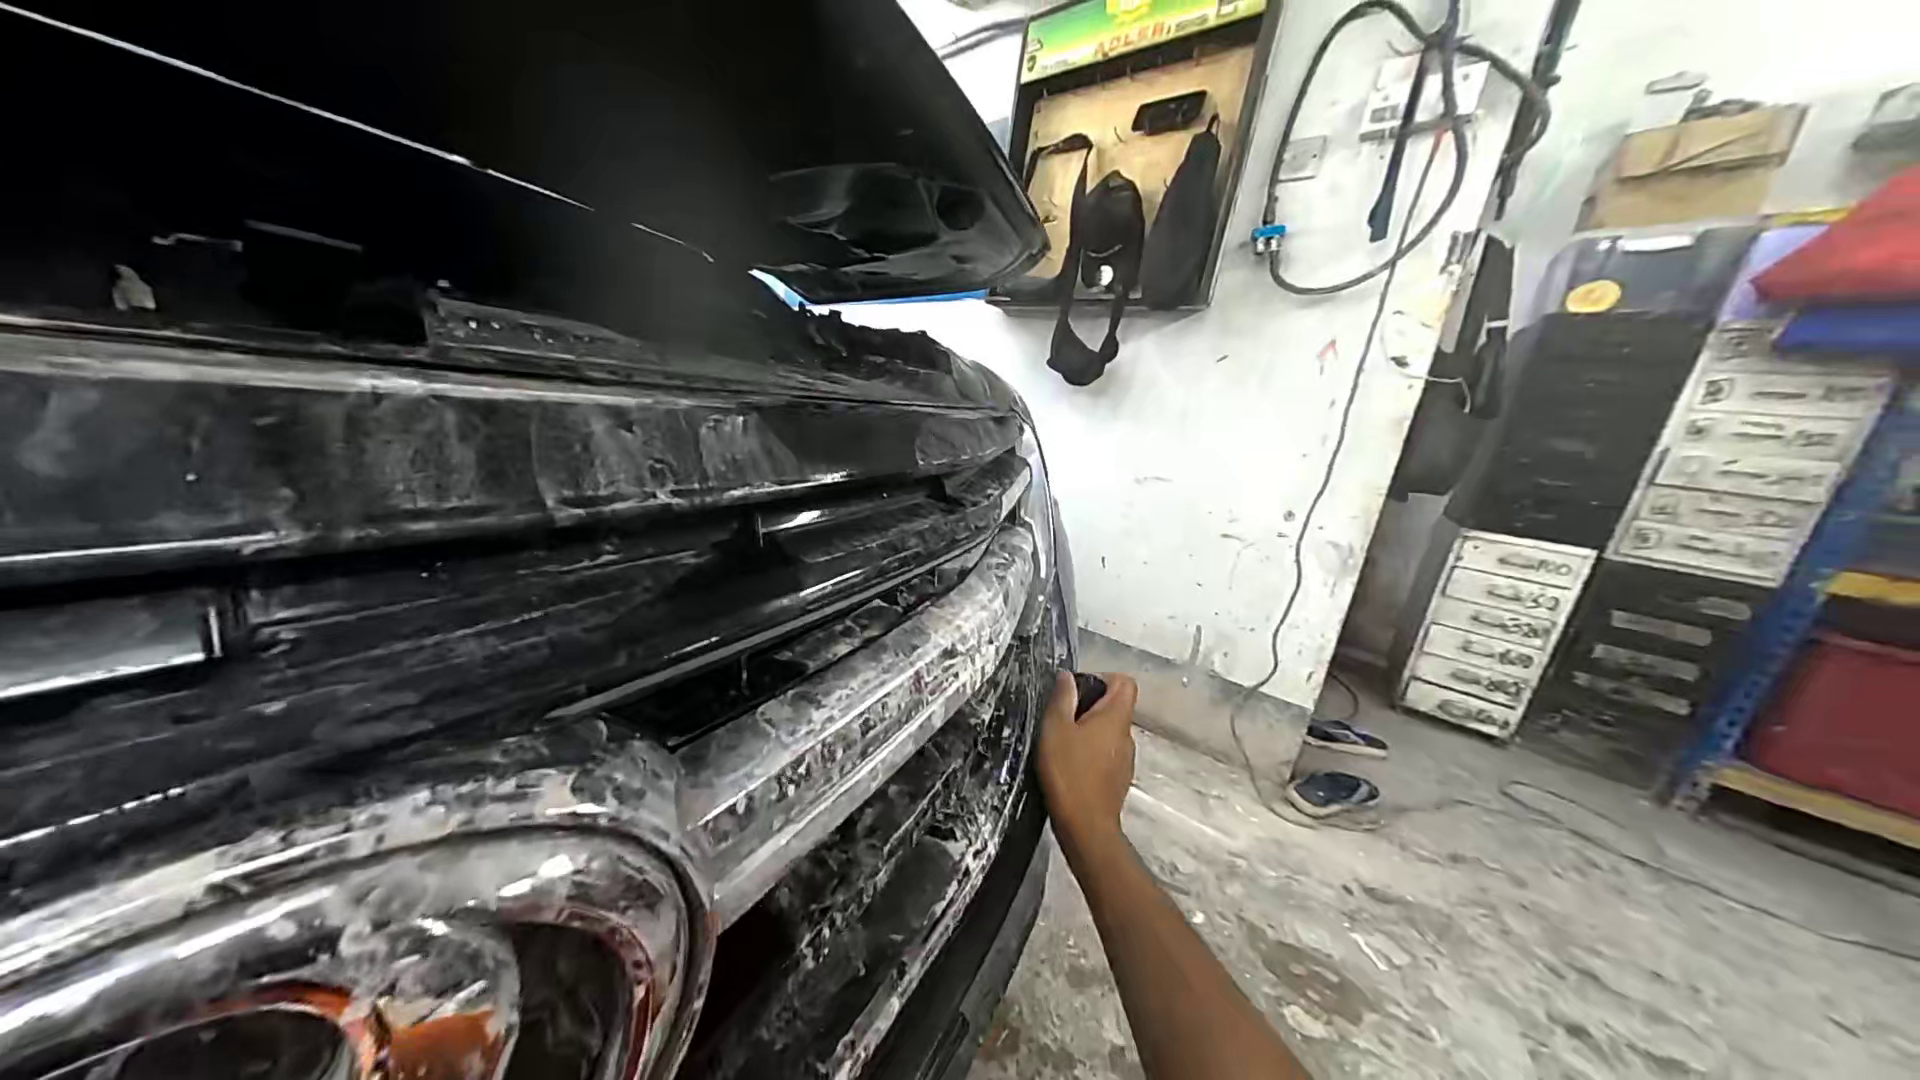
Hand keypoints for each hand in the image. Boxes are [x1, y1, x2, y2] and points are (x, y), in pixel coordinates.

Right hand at [1037, 670, 1138, 860]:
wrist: (1085, 827)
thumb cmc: (1068, 773)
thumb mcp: (1055, 729)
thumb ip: (1062, 699)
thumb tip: (1068, 676)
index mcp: (1115, 718)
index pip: (1125, 682)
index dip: (1102, 678)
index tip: (1077, 690)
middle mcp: (1127, 735)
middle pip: (1116, 705)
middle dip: (1090, 704)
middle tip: (1061, 716)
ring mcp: (1126, 758)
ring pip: (1110, 730)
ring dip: (1089, 729)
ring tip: (1063, 742)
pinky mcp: (1119, 778)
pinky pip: (1108, 752)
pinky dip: (1092, 750)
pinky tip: (1071, 764)